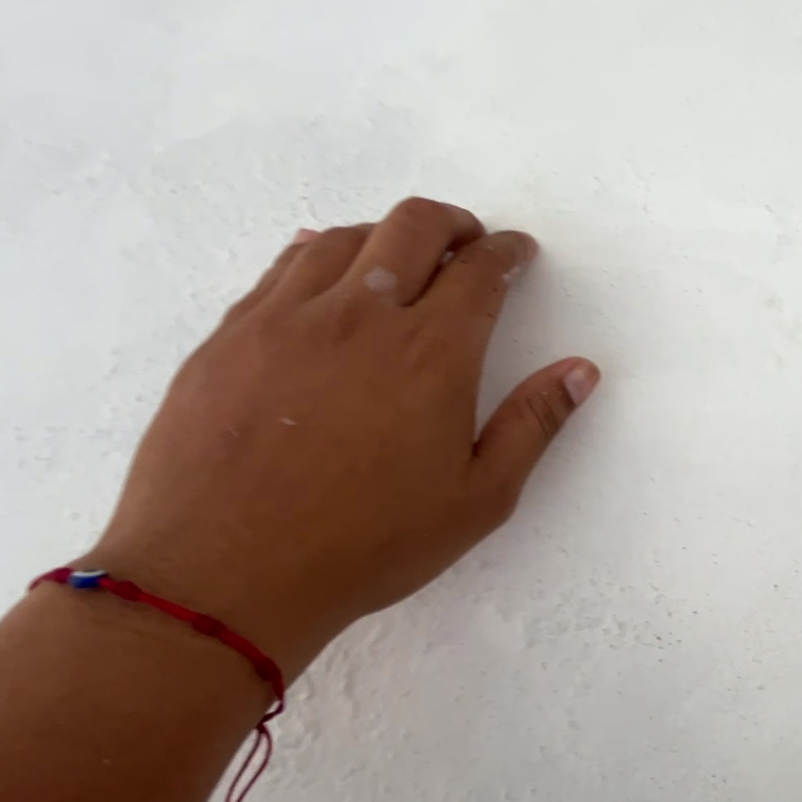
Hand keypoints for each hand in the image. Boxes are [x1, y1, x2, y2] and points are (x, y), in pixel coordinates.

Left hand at [74, 198, 599, 675]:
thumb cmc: (369, 543)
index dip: (507, 252)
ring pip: (346, 238)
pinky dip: (322, 254)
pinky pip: (284, 267)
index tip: (518, 251)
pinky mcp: (230, 335)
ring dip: (388, 236)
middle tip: (469, 241)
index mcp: (432, 353)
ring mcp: (286, 318)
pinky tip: (328, 273)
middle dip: (453, 223)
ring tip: (404, 261)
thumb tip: (581, 370)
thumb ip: (534, 423)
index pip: (481, 271)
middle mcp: (362, 316)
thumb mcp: (480, 496)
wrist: (220, 578)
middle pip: (413, 226)